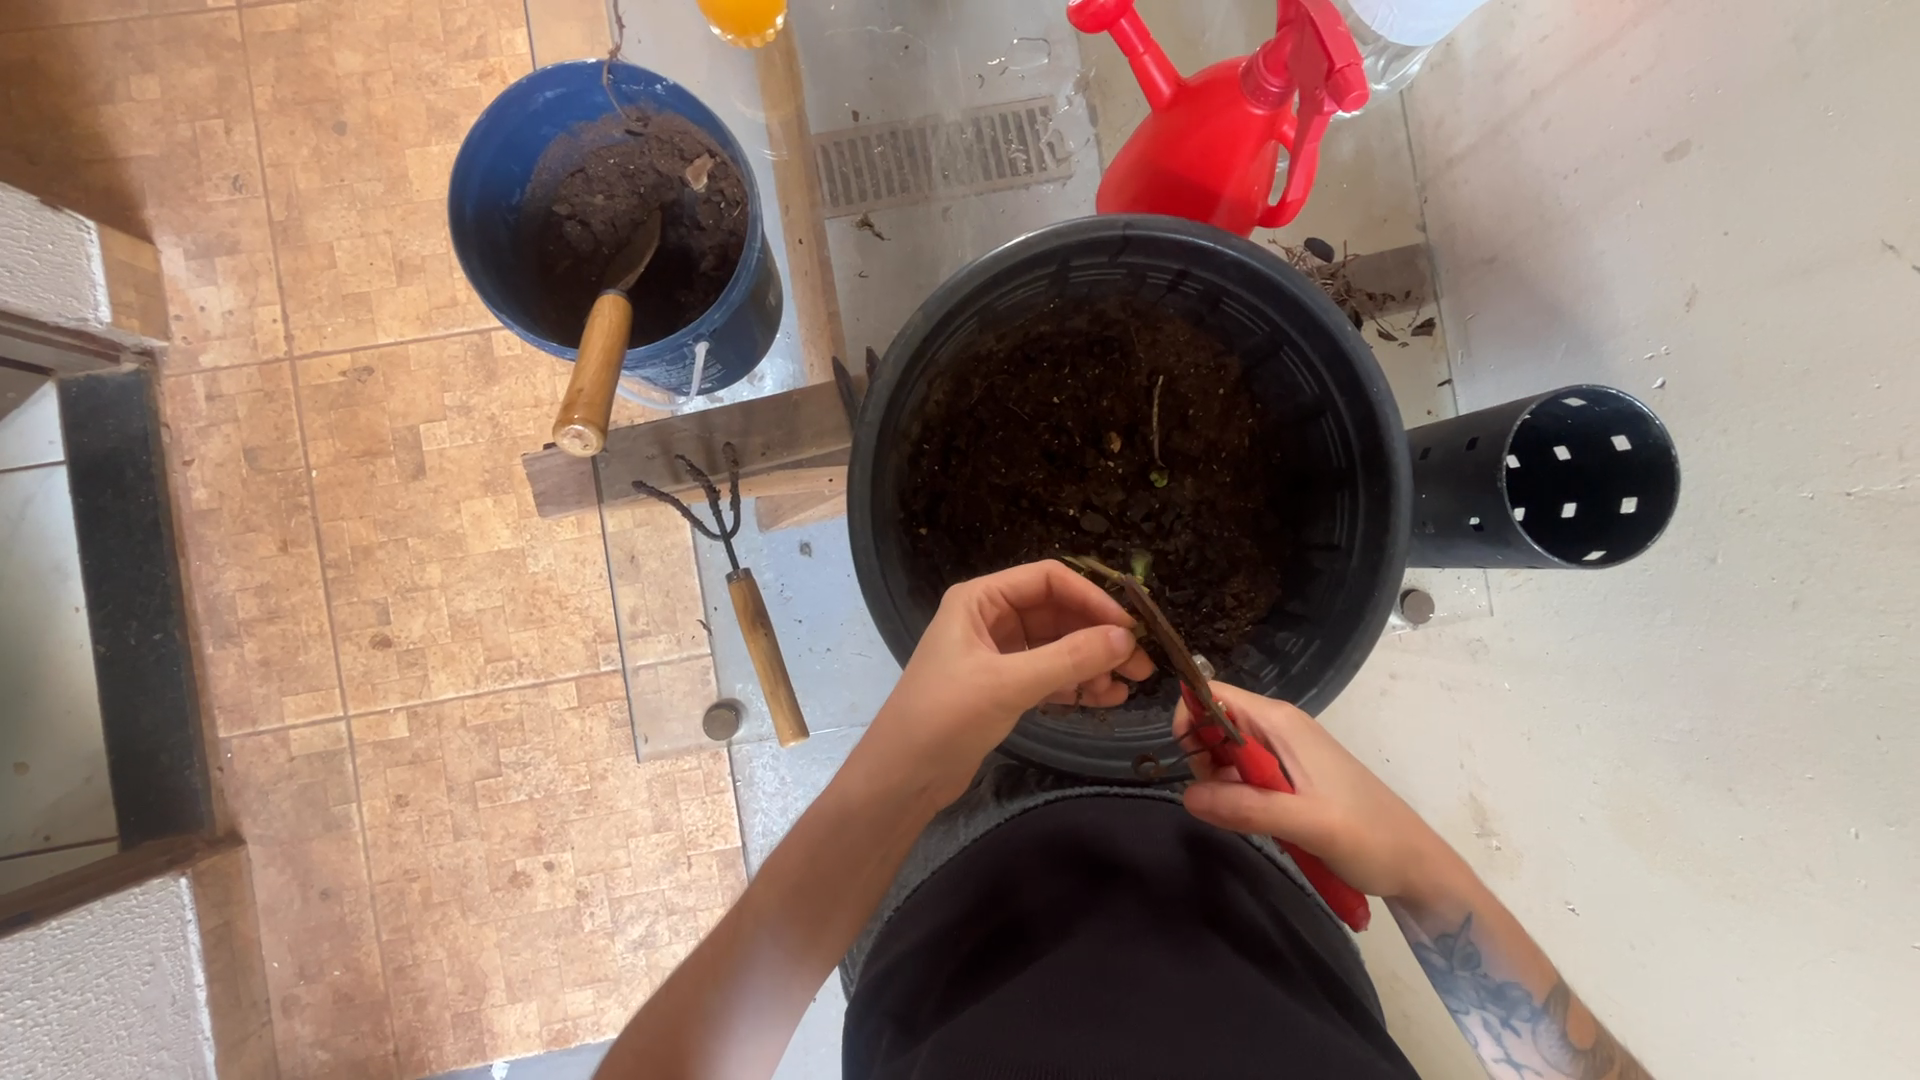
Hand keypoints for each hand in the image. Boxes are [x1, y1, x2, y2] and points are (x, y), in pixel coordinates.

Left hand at [856, 560, 1153, 809]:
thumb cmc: (945, 717)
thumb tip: (1126, 638)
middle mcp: (989, 618)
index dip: (1091, 598)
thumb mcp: (1009, 684)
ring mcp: (996, 653)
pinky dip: (1076, 684)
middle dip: (1097, 636)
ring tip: (1123, 689)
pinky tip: (1103, 699)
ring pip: (1057, 646)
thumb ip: (1069, 658)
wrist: (902, 777)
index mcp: (980, 600)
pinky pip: (1049, 674)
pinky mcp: (1002, 687)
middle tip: (1140, 664)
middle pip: (1057, 613)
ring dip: (1091, 663)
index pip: (1047, 579)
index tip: (1129, 627)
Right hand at [1174, 681, 1465, 902]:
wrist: (1416, 865)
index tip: (1190, 763)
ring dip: (1221, 780)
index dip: (1190, 719)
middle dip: (1204, 757)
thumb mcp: (1307, 825)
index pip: (1213, 694)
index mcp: (1281, 722)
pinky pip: (1245, 771)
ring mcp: (1286, 749)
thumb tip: (1188, 794)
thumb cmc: (1368, 837)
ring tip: (1246, 815)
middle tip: (1222, 798)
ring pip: (1227, 750)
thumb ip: (1247, 807)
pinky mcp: (1291, 772)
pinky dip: (1239, 792)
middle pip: (1215, 722)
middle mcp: (1279, 726)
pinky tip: (1258, 818)